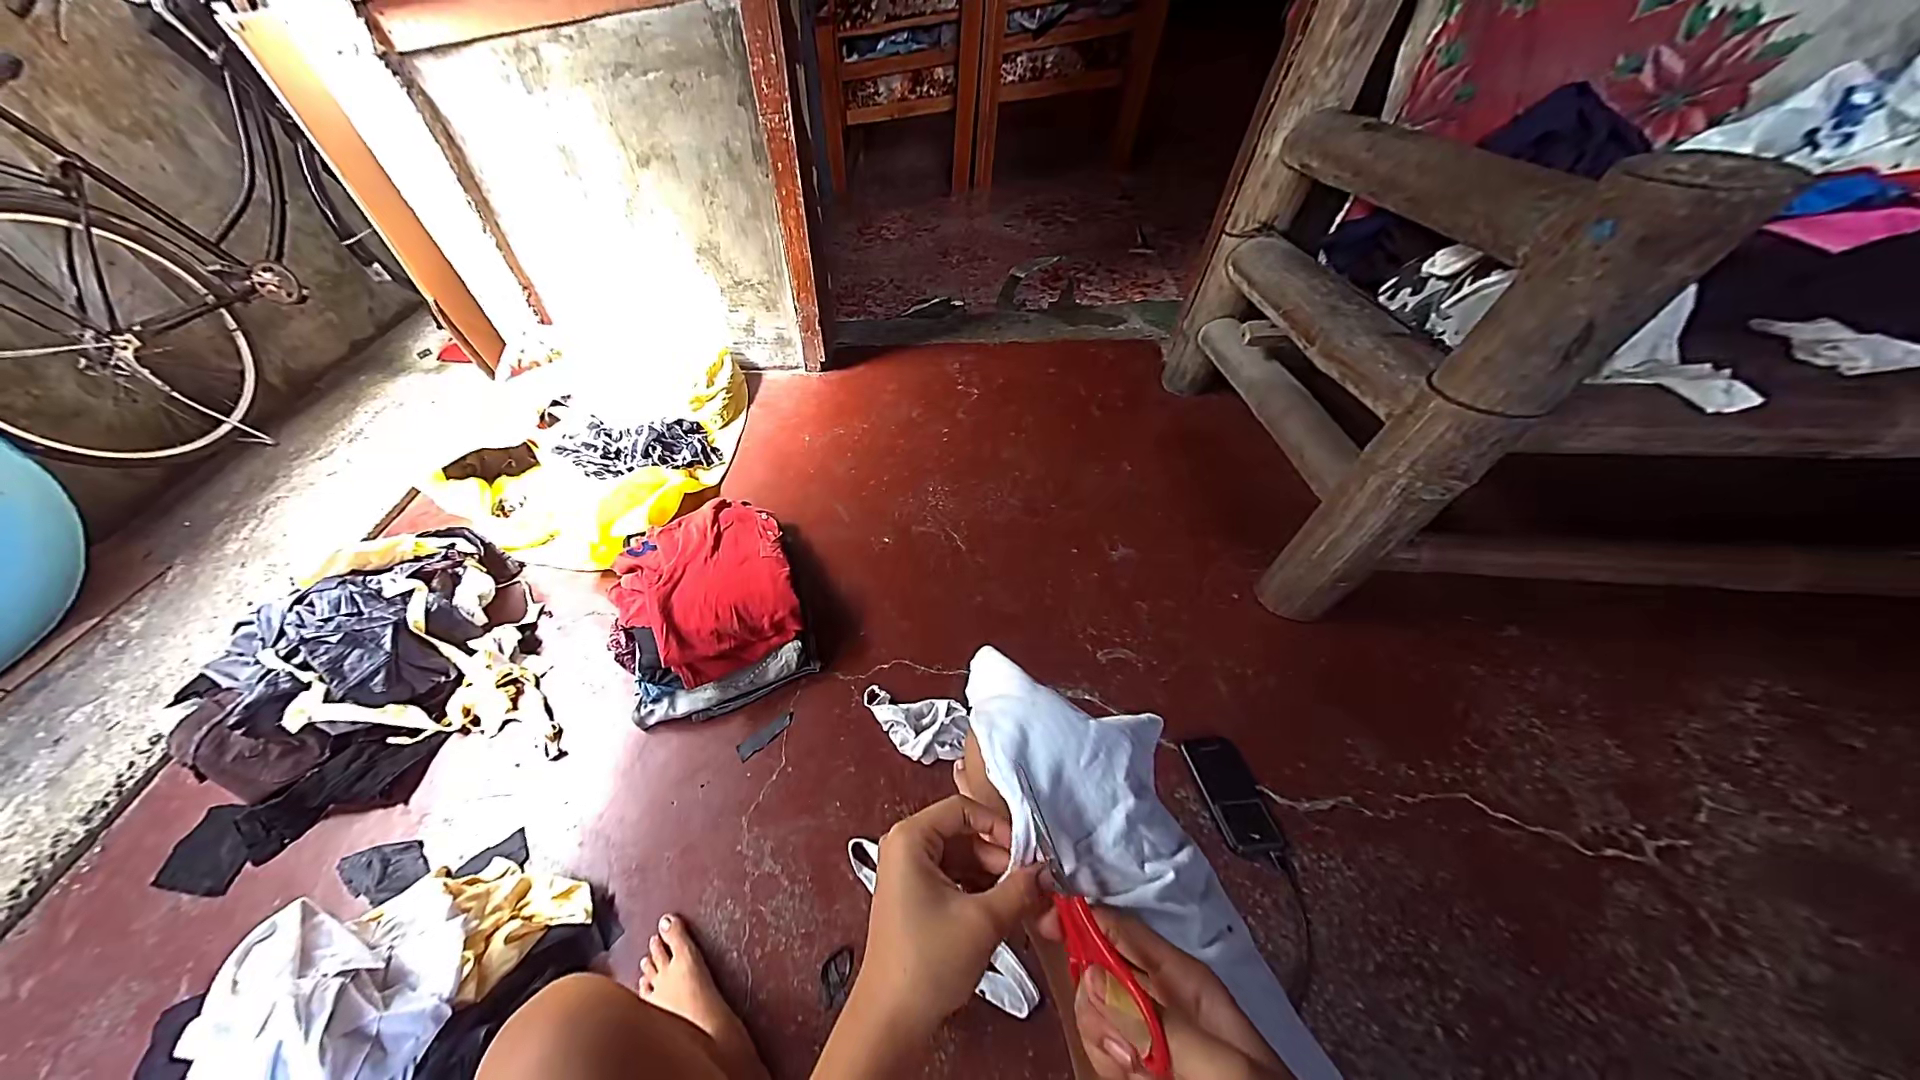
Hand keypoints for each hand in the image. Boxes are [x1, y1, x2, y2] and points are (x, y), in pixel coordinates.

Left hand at [855, 795, 1046, 1035]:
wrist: (893, 1020)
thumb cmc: (922, 965)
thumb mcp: (982, 920)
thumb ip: (1019, 888)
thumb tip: (1043, 871)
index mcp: (910, 838)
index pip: (963, 809)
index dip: (998, 827)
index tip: (1025, 850)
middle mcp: (906, 849)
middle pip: (966, 835)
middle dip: (1002, 860)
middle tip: (1032, 882)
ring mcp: (911, 874)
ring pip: (965, 860)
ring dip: (997, 880)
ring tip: (1025, 903)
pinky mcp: (918, 897)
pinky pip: (957, 880)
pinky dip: (983, 893)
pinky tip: (1006, 913)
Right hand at [1039, 907, 1291, 1079]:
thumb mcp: (1223, 1063)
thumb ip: (1159, 1021)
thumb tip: (1096, 979)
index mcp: (1184, 978)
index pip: (1120, 926)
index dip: (1081, 916)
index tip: (1046, 921)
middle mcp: (1162, 1000)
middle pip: (1096, 969)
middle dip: (1094, 1001)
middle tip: (1123, 1048)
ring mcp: (1150, 1035)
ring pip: (1094, 1012)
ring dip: (1101, 1040)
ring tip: (1135, 1071)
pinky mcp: (1139, 1066)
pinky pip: (1102, 1051)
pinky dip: (1105, 1063)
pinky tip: (1127, 1075)